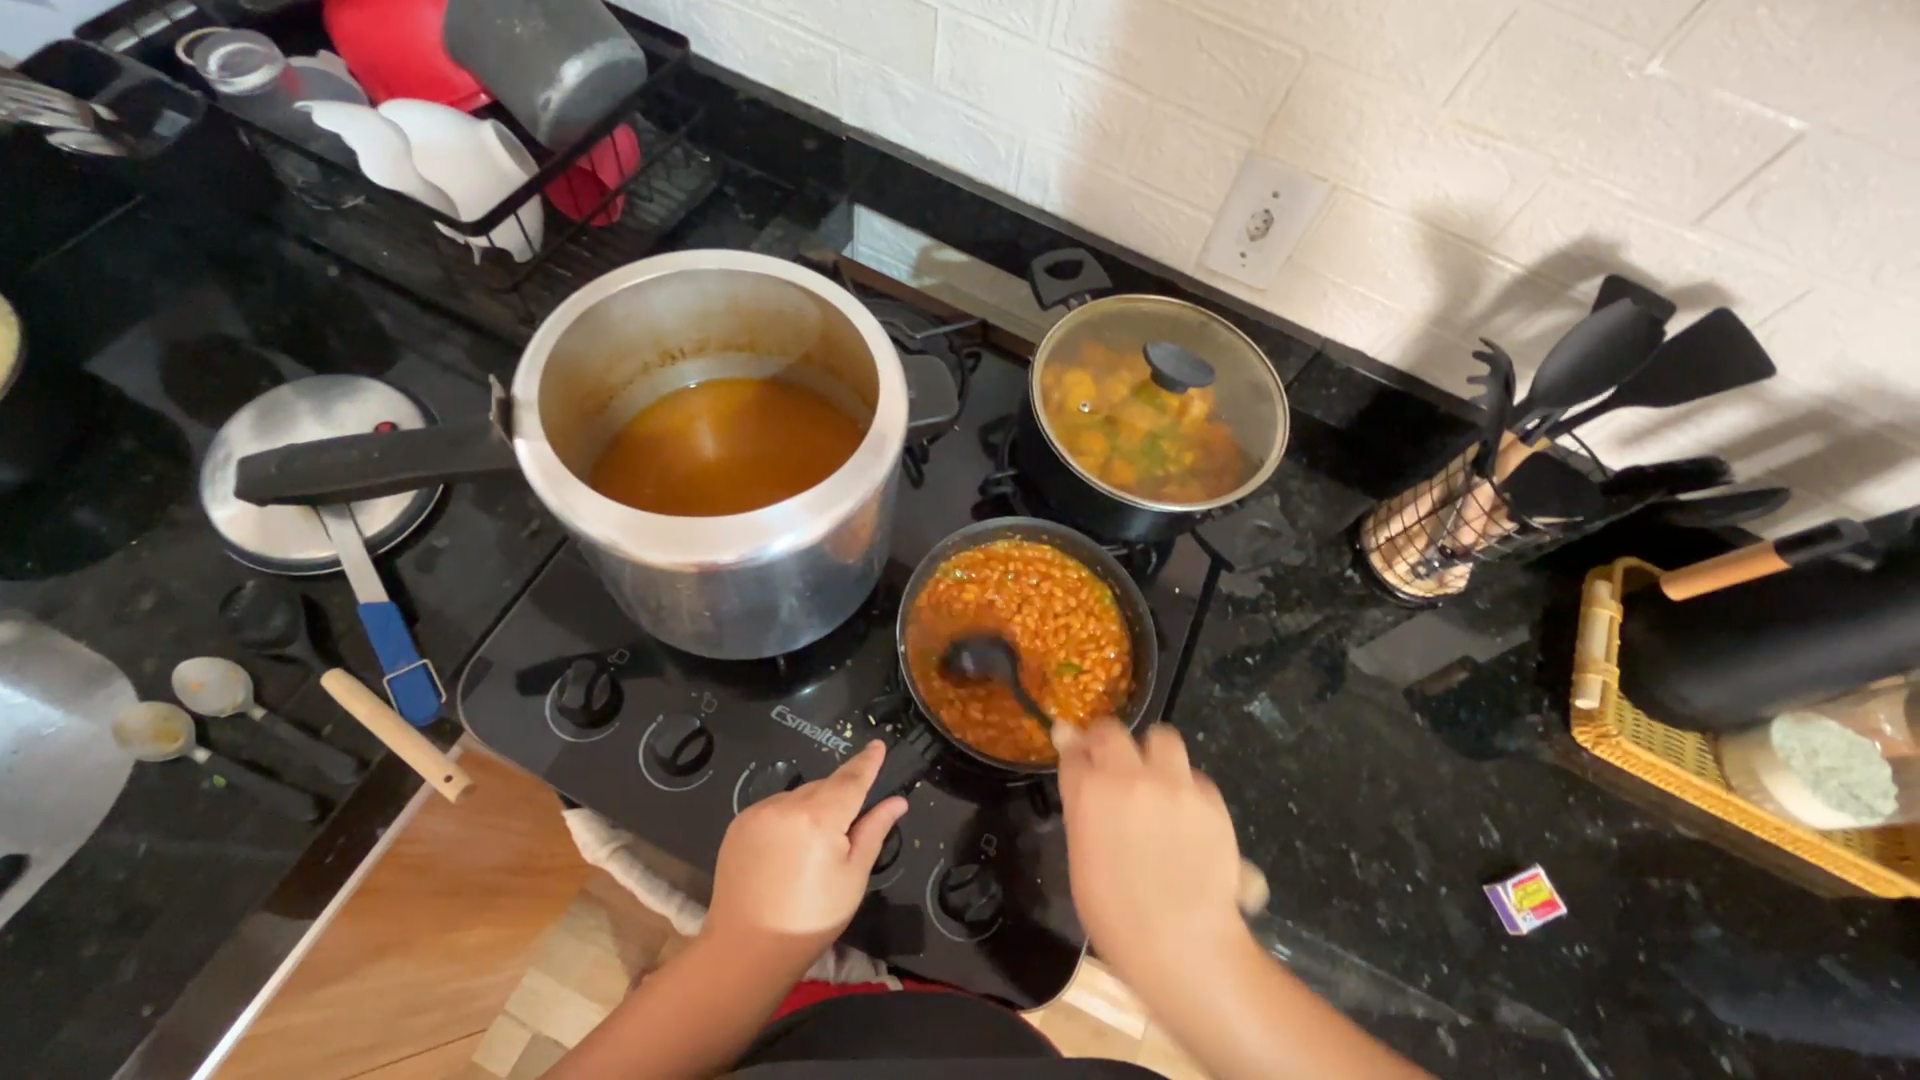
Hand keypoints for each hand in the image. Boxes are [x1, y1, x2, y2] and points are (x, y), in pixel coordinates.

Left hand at [706, 740, 908, 961]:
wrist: (747, 948)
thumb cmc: (812, 918)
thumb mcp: (853, 876)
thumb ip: (874, 830)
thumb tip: (897, 801)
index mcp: (820, 817)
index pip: (851, 779)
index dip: (867, 762)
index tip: (878, 745)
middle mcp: (787, 804)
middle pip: (824, 788)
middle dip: (839, 799)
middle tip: (847, 832)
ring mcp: (758, 813)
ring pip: (798, 797)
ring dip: (812, 809)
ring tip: (813, 850)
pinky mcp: (738, 825)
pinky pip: (774, 809)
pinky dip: (787, 818)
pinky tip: (787, 851)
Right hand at [1057, 721, 1249, 982]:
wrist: (1182, 943)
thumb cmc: (1116, 917)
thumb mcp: (1083, 861)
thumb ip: (1083, 812)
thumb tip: (1084, 786)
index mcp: (1088, 794)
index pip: (1073, 752)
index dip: (1073, 752)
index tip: (1076, 755)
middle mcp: (1129, 777)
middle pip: (1112, 732)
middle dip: (1106, 742)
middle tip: (1109, 762)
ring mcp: (1174, 784)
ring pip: (1163, 738)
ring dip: (1153, 754)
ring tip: (1154, 779)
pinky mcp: (1210, 799)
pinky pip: (1195, 777)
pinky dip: (1186, 788)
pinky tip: (1185, 816)